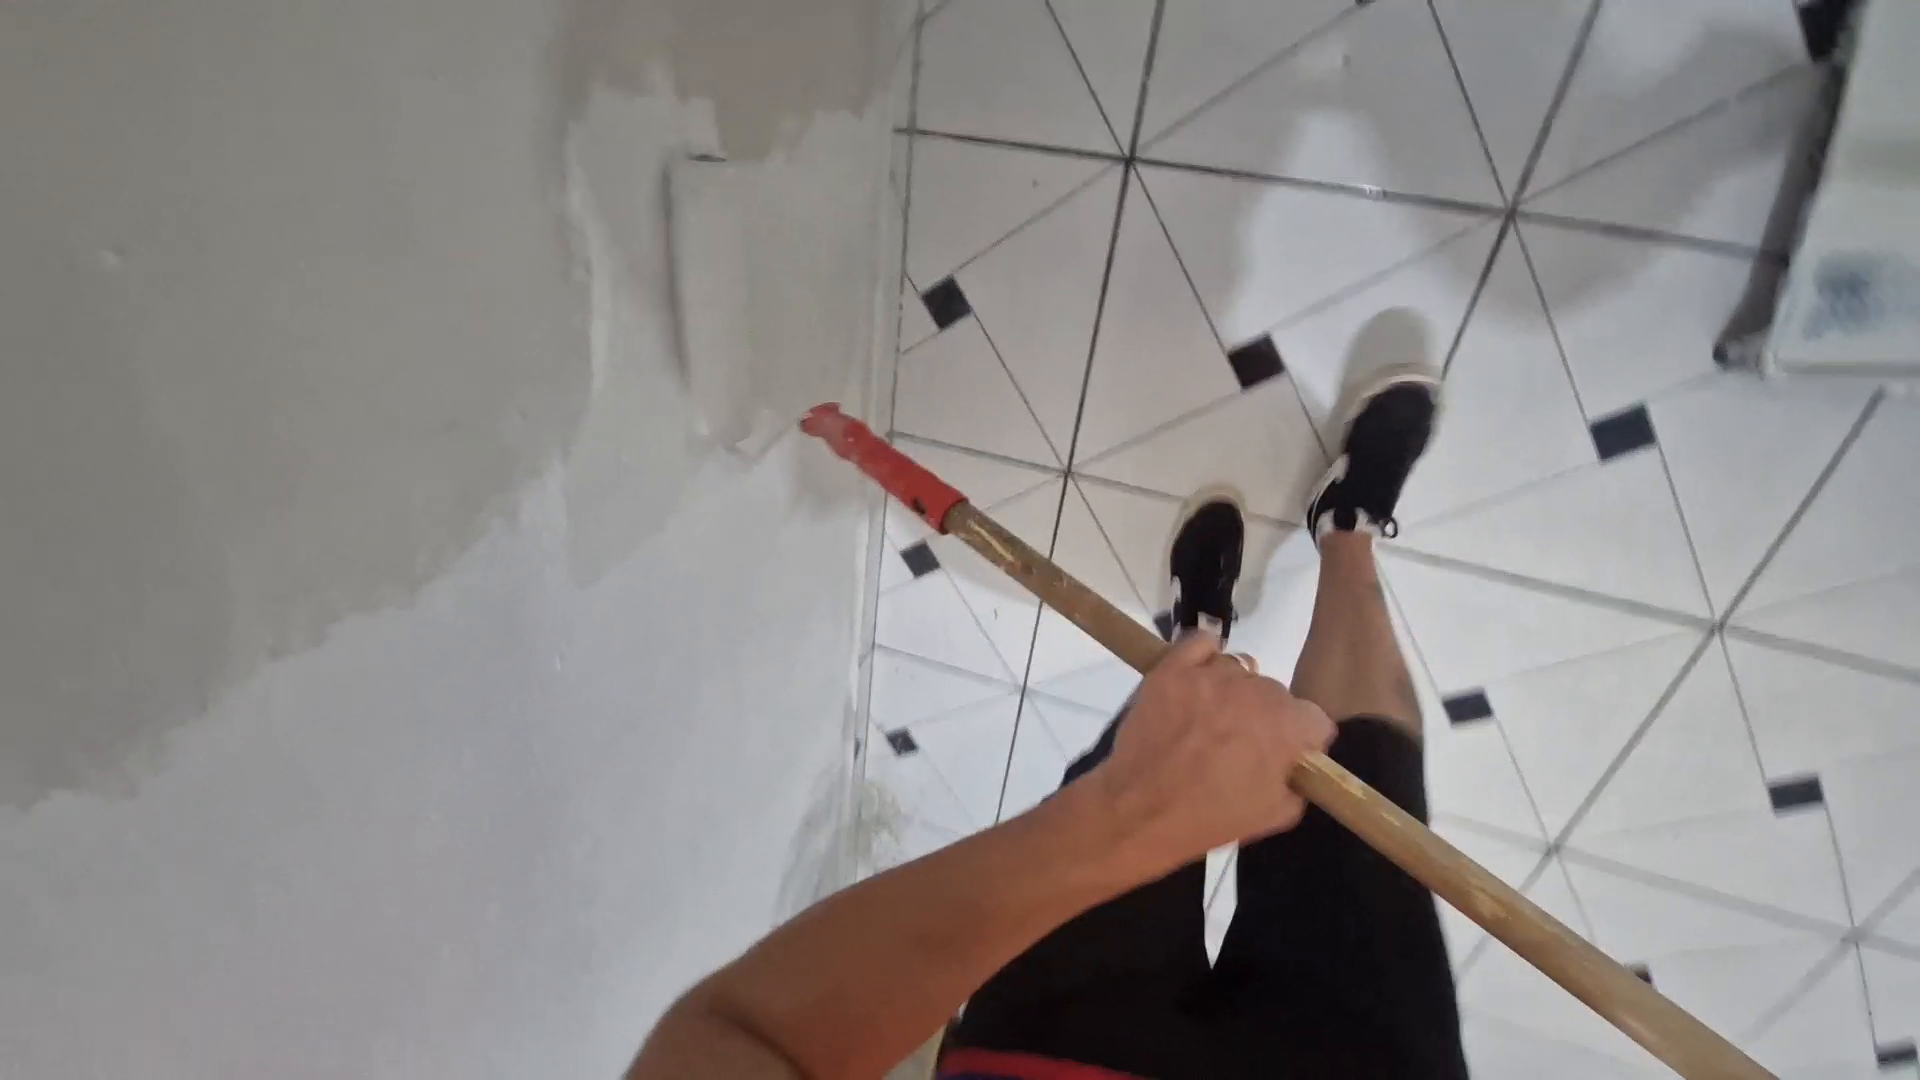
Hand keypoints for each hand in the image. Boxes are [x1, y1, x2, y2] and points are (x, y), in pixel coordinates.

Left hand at [1085, 632, 1336, 877]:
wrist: (1142, 807)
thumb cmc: (1211, 816)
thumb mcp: (1276, 814)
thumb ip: (1297, 780)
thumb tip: (1296, 763)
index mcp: (1287, 727)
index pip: (1313, 718)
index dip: (1300, 739)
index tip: (1282, 753)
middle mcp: (1254, 692)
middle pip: (1273, 692)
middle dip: (1263, 715)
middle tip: (1237, 741)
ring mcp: (1210, 676)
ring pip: (1236, 668)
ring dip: (1230, 689)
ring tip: (1208, 716)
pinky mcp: (1173, 669)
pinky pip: (1198, 642)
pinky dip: (1203, 654)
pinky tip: (1198, 676)